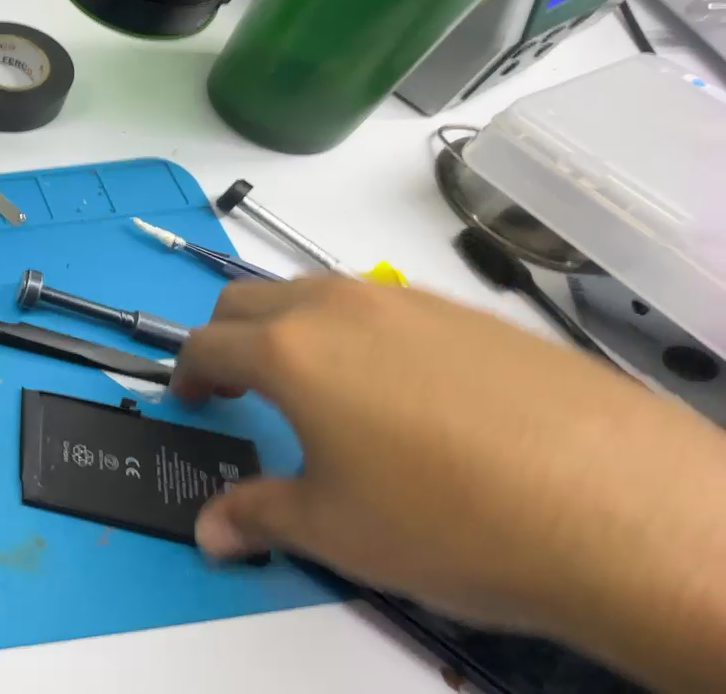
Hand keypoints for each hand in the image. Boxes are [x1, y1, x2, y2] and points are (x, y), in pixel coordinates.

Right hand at [173, 277, 725, 692]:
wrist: (638, 517)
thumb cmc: (456, 522)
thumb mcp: (338, 532)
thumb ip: (257, 518)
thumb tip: (211, 533)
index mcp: (288, 352)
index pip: (204, 343)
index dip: (185, 373)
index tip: (193, 400)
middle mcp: (337, 308)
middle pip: (246, 299)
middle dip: (225, 338)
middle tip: (238, 387)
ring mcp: (408, 302)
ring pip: (314, 290)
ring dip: (289, 326)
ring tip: (319, 385)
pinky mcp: (472, 313)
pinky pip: (385, 304)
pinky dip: (359, 331)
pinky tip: (404, 390)